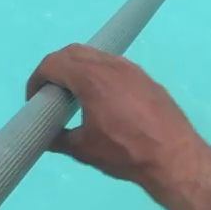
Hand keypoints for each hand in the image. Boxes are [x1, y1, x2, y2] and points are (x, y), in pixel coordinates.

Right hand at [28, 45, 210, 209]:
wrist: (175, 157)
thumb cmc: (127, 153)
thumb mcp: (84, 150)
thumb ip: (59, 140)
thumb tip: (47, 138)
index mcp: (91, 78)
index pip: (53, 63)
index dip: (37, 80)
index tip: (35, 101)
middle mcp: (112, 65)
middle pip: (73, 52)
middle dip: (56, 68)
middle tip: (51, 94)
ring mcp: (133, 70)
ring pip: (97, 56)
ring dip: (80, 69)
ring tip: (76, 96)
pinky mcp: (148, 79)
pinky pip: (117, 67)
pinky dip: (102, 75)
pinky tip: (104, 100)